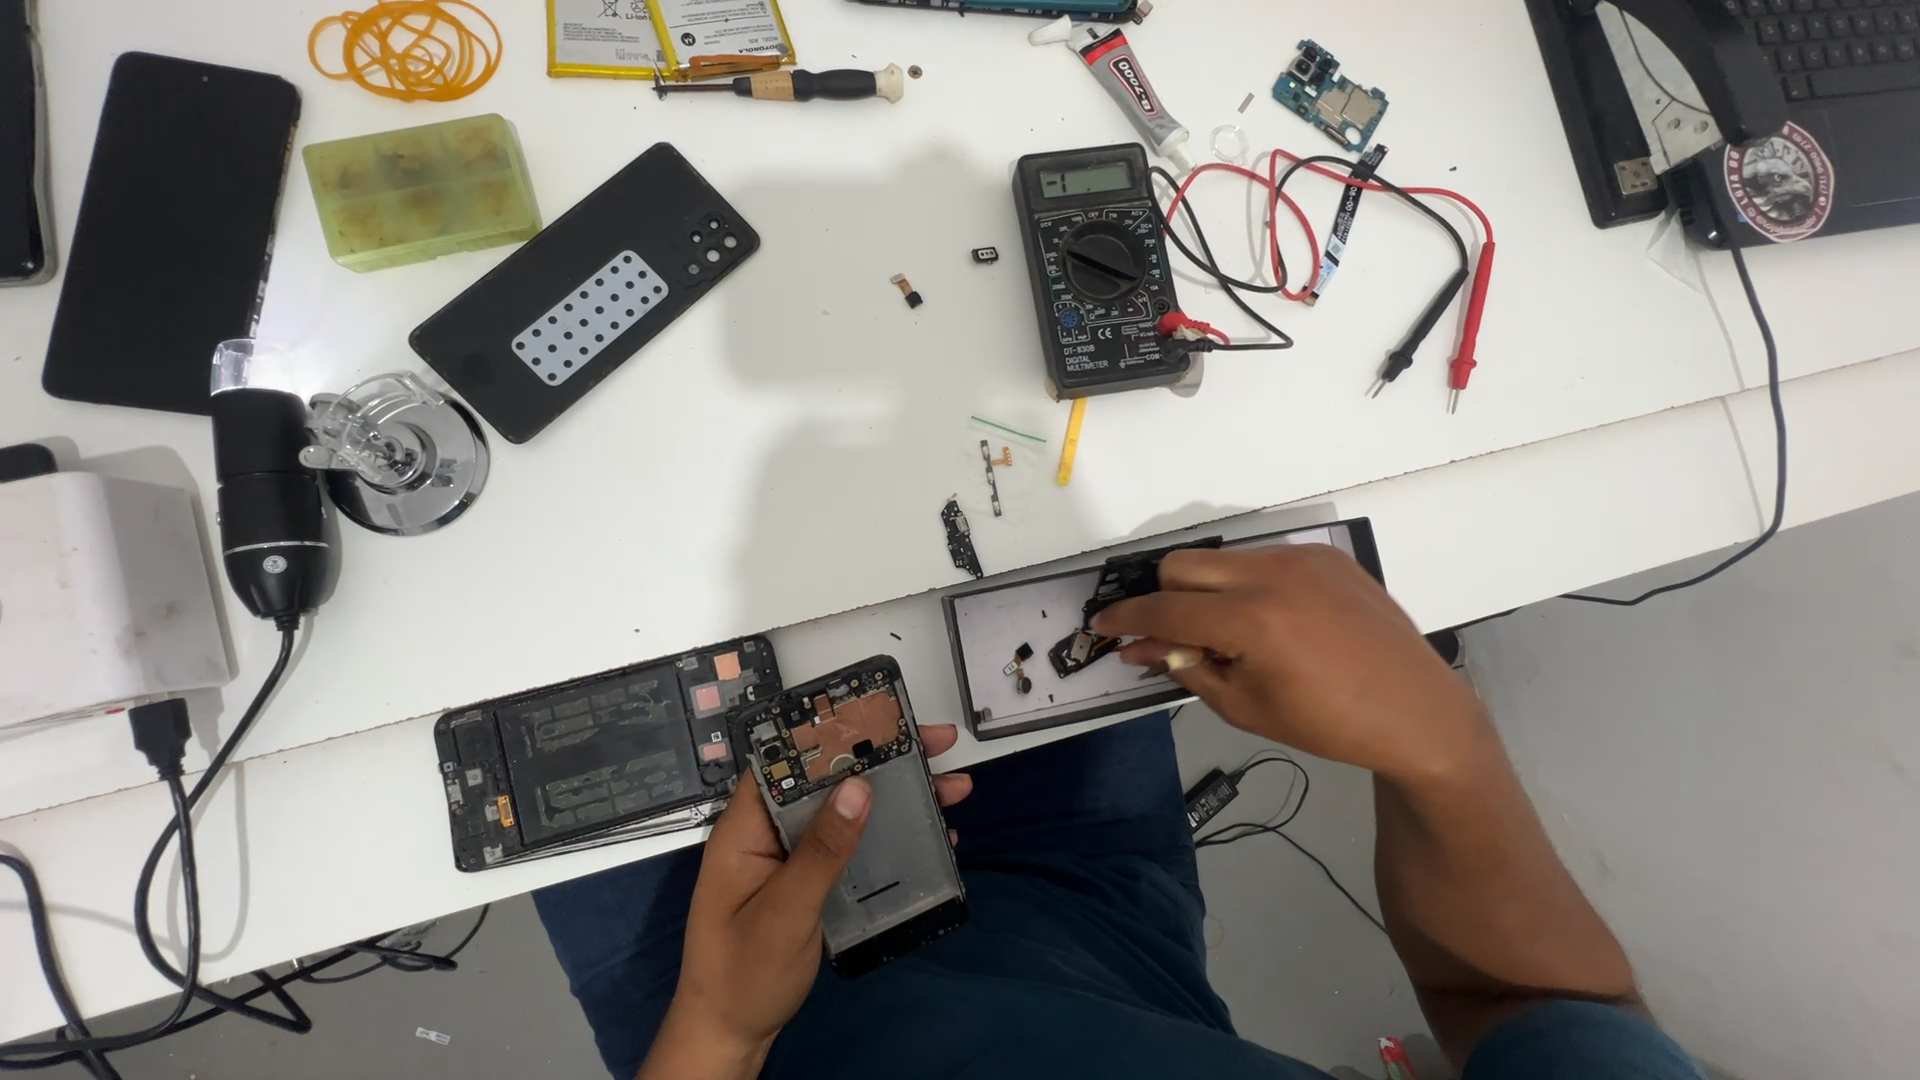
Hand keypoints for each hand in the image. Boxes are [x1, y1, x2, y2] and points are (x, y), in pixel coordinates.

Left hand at [642, 725, 971, 1078]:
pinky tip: (932, 836)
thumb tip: (858, 787)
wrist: (731, 1035)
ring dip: (900, 796)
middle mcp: (773, 829)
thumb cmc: (743, 974)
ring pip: (850, 808)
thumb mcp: (783, 913)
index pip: (789, 759)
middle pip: (830, 778)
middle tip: (938, 744)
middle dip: (885, 758)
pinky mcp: (815, 875)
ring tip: (953, 788)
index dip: (835, 732)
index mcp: (748, 826)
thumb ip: (821, 850)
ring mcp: (796, 853)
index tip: (883, 718)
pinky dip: (893, 835)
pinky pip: (856, 842)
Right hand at [1092, 545, 1489, 784]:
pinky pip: (1261, 559)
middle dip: (1164, 598)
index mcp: (1250, 620)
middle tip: (1177, 636)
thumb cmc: (1327, 724)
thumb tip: (1144, 647)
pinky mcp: (1324, 556)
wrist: (1418, 713)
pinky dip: (1247, 584)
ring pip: (1220, 558)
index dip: (1125, 620)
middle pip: (1180, 565)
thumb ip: (1186, 666)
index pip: (1163, 610)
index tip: (1101, 625)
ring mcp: (1301, 558)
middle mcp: (1271, 575)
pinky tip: (1274, 620)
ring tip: (1233, 632)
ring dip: (1206, 590)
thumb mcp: (1243, 705)